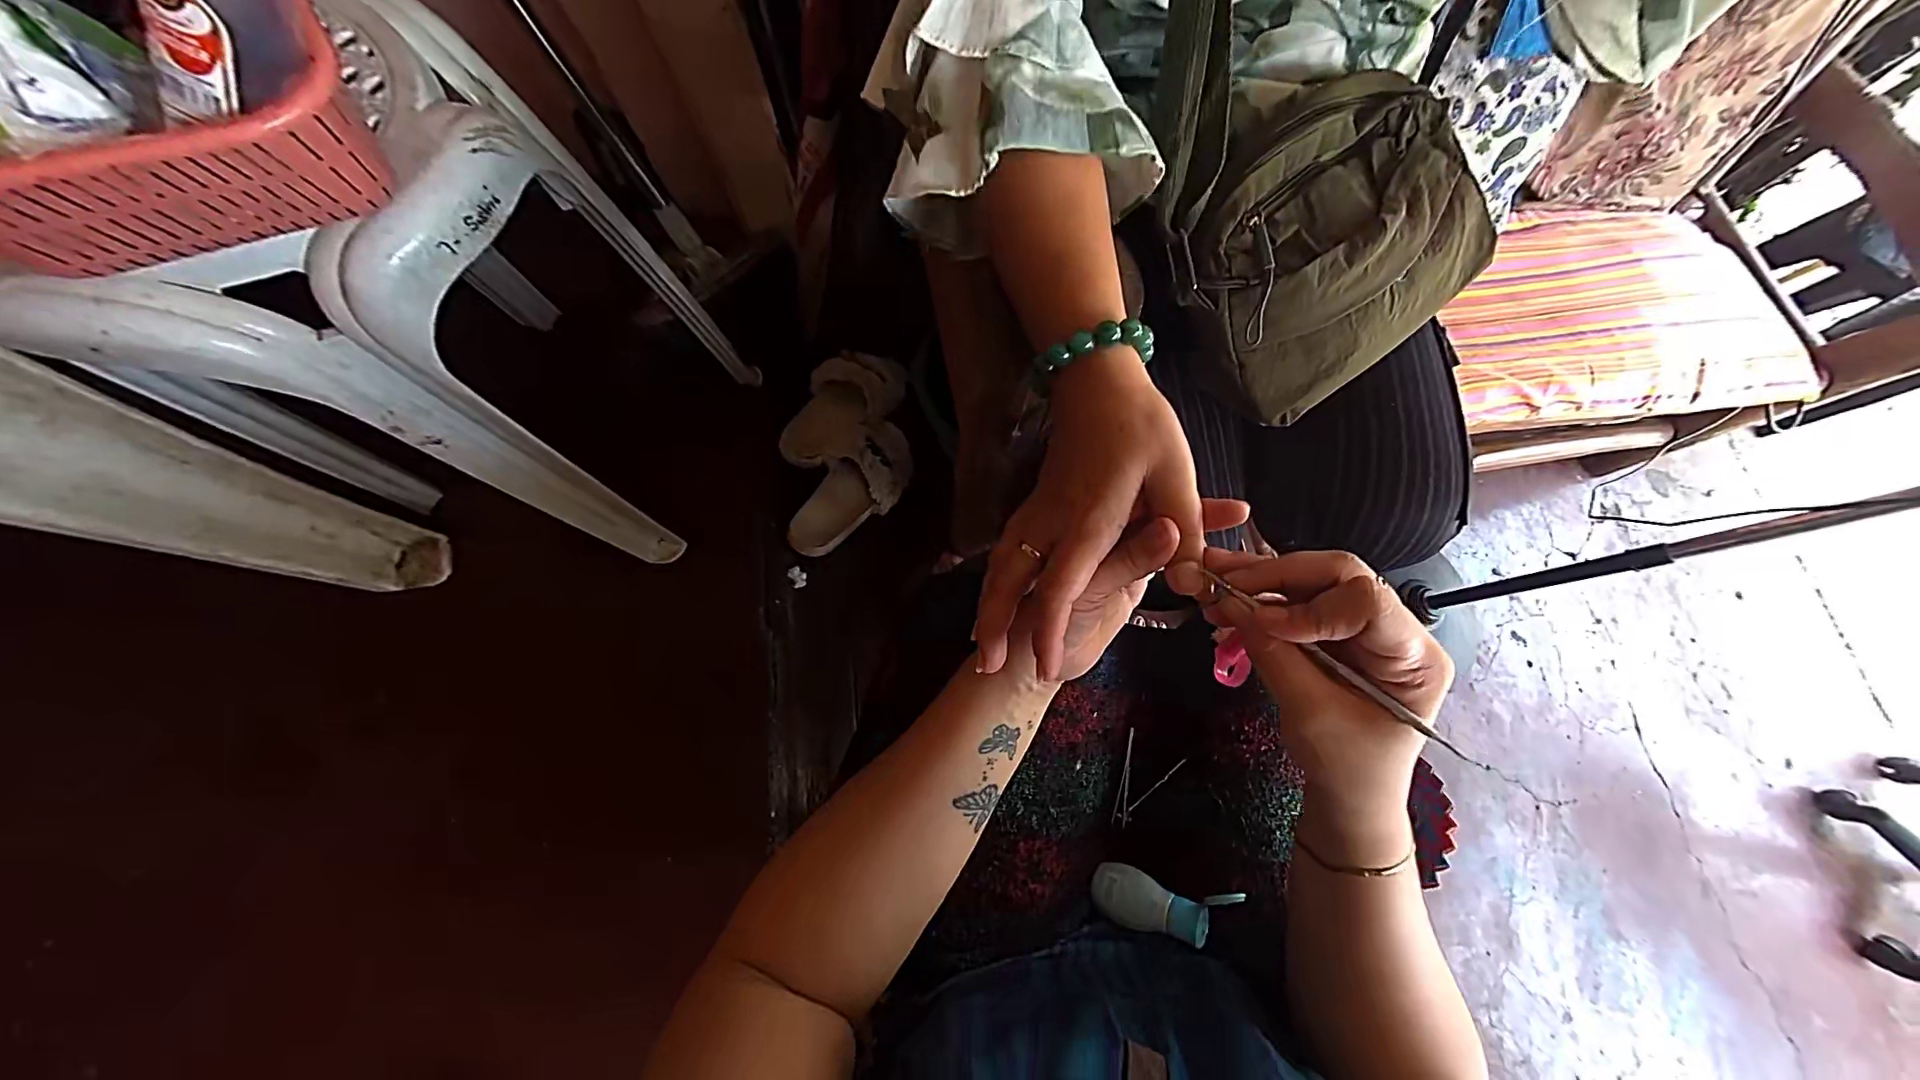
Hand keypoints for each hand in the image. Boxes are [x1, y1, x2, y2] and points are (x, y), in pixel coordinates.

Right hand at [975, 353, 1204, 680]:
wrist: (1096, 381)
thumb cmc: (1140, 424)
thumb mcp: (1175, 472)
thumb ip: (1185, 529)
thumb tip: (1192, 583)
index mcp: (1089, 518)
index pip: (1060, 583)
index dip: (1048, 628)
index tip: (1044, 665)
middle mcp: (1052, 520)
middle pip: (1009, 576)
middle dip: (994, 622)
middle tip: (987, 665)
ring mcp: (1036, 510)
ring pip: (999, 561)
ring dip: (987, 603)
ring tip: (982, 643)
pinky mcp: (1033, 504)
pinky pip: (1004, 548)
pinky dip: (994, 578)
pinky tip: (994, 594)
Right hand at [1172, 550, 1452, 850]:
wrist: (1349, 797)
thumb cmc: (1346, 766)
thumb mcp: (1310, 712)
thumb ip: (1274, 654)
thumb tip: (1232, 605)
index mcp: (1413, 655)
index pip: (1366, 600)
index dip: (1310, 606)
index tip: (1262, 625)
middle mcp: (1394, 628)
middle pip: (1338, 575)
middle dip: (1277, 576)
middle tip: (1225, 580)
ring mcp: (1361, 627)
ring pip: (1310, 580)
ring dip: (1259, 581)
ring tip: (1213, 583)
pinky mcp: (1331, 630)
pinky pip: (1294, 600)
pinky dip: (1257, 599)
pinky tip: (1225, 602)